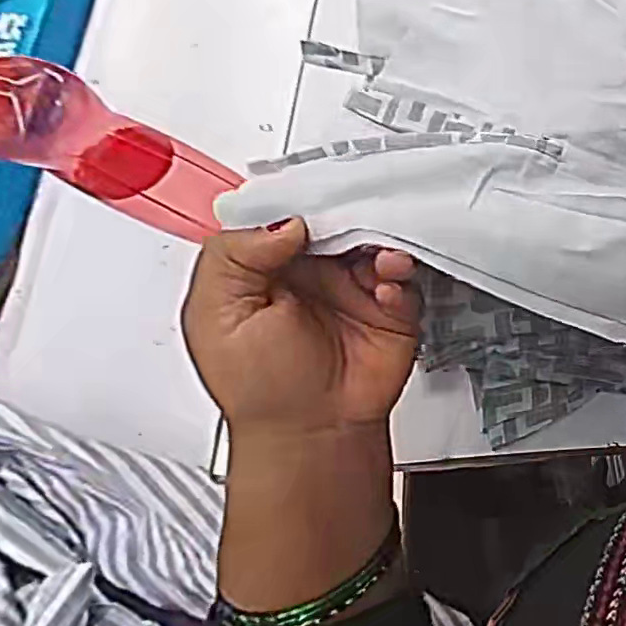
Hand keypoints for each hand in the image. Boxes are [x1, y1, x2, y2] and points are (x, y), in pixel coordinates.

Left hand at [181, 217, 419, 611]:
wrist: (314, 429)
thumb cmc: (260, 383)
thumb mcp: (218, 315)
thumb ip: (237, 258)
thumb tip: (286, 220)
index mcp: (266, 266)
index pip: (285, 214)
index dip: (302, 201)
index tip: (316, 196)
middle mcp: (314, 272)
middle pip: (340, 223)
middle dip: (354, 218)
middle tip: (359, 224)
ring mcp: (357, 289)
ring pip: (378, 246)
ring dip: (384, 246)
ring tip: (381, 264)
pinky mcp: (394, 310)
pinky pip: (406, 281)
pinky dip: (402, 279)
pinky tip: (388, 291)